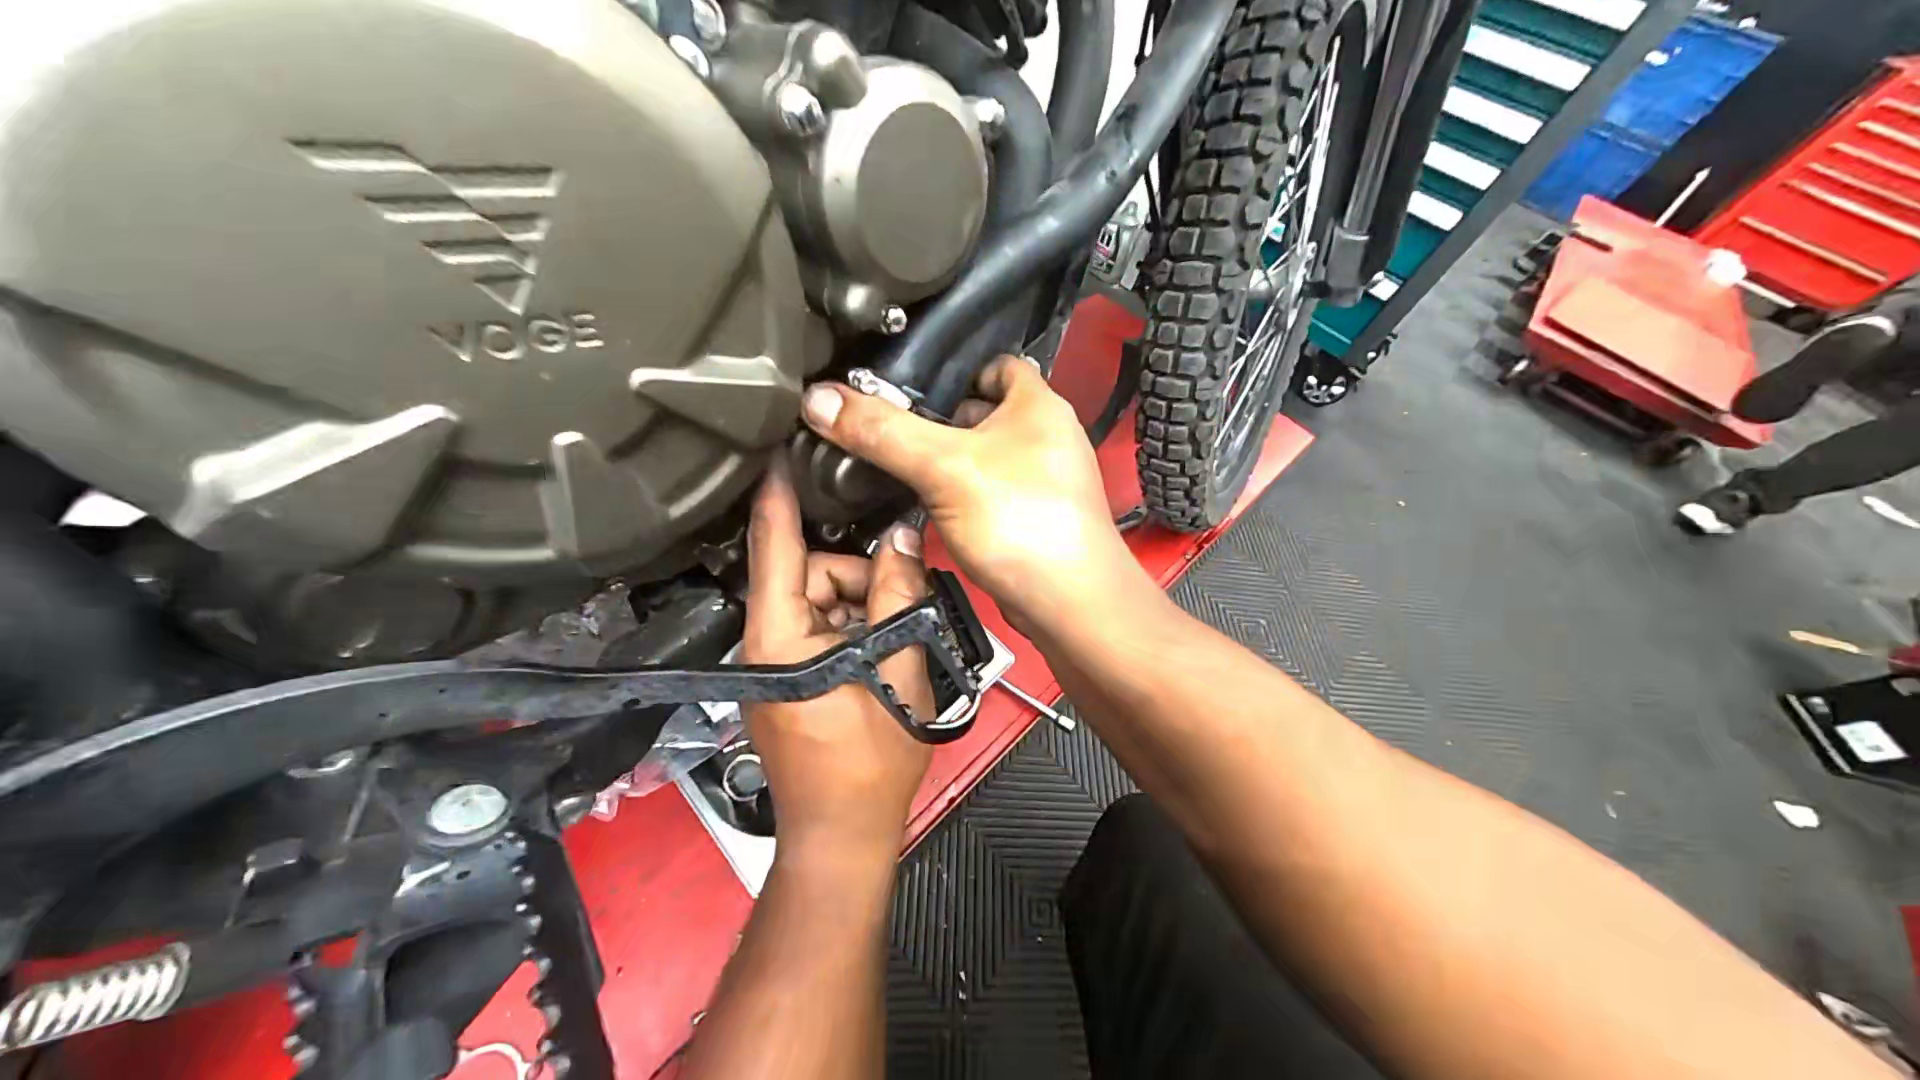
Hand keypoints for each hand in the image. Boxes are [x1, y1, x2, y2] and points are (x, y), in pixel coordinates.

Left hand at [740, 460, 934, 862]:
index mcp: (780, 636)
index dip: (777, 497)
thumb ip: (900, 597)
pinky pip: (822, 630)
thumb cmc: (870, 763)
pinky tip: (883, 657)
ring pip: (824, 602)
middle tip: (904, 612)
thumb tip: (904, 538)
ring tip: (897, 649)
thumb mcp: (900, 669)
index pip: (773, 548)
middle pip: (814, 575)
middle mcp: (767, 642)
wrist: (844, 835)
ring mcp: (776, 663)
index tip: (778, 451)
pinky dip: (855, 632)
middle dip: (863, 583)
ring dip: (865, 611)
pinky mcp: (790, 679)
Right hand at [798, 356, 1150, 636]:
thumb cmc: (1019, 519)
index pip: (993, 364)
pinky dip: (963, 496)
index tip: (910, 389)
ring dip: (950, 463)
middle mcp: (1047, 435)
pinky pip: (990, 492)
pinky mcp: (1034, 517)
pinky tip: (934, 508)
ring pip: (984, 457)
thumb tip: (818, 399)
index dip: (951, 371)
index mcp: (1038, 403)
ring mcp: (1044, 480)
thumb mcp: (942, 466)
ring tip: (905, 471)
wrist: (1067, 602)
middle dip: (940, 422)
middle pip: (982, 412)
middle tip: (893, 434)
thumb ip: (881, 432)